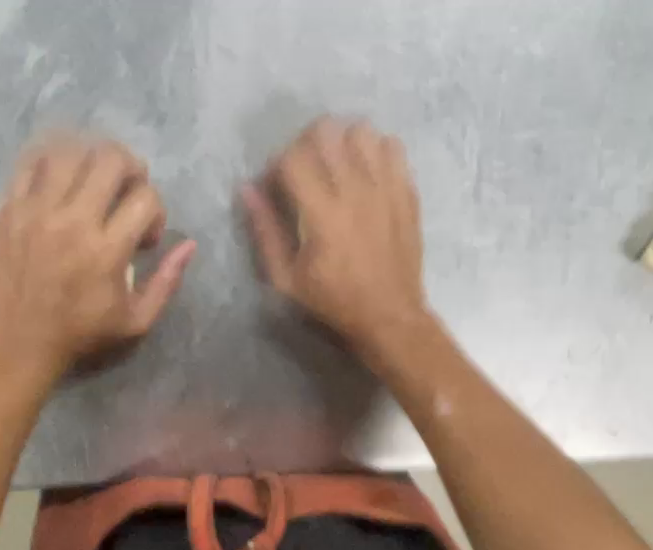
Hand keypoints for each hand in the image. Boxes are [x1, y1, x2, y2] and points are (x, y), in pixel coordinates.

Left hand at [0, 135, 196, 386]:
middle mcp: (72, 222)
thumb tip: (189, 245)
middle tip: (128, 190)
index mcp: (106, 252)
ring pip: (70, 149)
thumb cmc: (83, 335)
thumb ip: (166, 282)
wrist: (20, 342)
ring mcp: (36, 210)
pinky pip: (31, 160)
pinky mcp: (10, 208)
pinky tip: (64, 174)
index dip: (156, 211)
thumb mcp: (136, 321)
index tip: (146, 237)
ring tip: (96, 177)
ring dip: (92, 156)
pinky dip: (53, 158)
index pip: (145, 198)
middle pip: (109, 159)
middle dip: (131, 168)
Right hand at [243, 118, 431, 350]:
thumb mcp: (287, 280)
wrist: (390, 316)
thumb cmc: (334, 301)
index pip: (292, 157)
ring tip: (337, 167)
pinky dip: (374, 150)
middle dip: (305, 144)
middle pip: (325, 131)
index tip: (275, 186)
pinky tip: (366, 173)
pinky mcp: (406, 190)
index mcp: (322, 214)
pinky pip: (392, 145)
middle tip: (304, 170)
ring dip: (342, 141)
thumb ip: (265, 232)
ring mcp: (386, 187)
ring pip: (360, 130)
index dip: (275, 166)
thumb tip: (246, 190)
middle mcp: (355, 191)